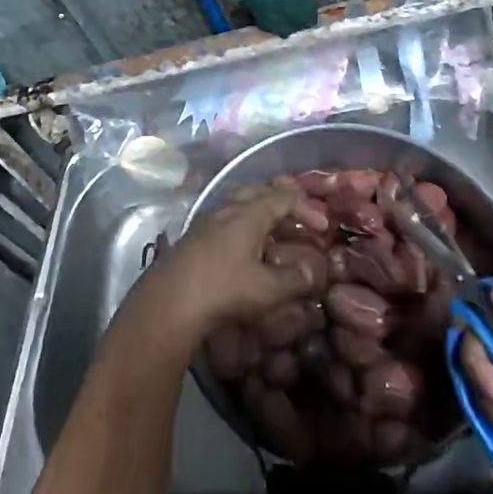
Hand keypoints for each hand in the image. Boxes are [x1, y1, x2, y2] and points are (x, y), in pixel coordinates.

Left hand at [129, 182, 317, 343]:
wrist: (170, 300)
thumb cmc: (224, 289)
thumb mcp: (267, 289)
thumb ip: (295, 278)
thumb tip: (314, 271)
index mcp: (248, 213)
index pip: (283, 197)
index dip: (306, 207)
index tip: (322, 225)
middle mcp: (227, 209)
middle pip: (259, 193)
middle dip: (282, 202)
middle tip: (298, 218)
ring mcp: (207, 221)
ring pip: (240, 206)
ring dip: (261, 215)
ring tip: (275, 233)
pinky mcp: (195, 236)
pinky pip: (227, 221)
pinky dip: (244, 227)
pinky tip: (247, 248)